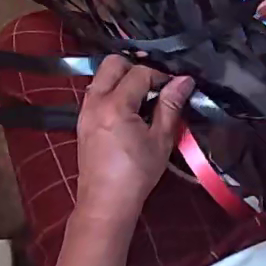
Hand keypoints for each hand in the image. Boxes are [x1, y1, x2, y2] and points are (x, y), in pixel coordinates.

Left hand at [73, 56, 194, 229]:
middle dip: (135, 67)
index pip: (140, 72)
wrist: (106, 202)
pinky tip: (128, 110)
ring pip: (101, 76)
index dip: (160, 76)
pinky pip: (95, 93)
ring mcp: (85, 111)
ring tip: (142, 98)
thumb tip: (183, 81)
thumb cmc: (135, 175)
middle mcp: (95, 102)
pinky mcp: (82, 121)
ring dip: (121, 79)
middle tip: (154, 85)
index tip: (173, 88)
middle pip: (113, 63)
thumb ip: (170, 106)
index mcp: (115, 105)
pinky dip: (111, 92)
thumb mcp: (161, 140)